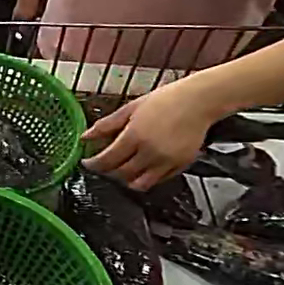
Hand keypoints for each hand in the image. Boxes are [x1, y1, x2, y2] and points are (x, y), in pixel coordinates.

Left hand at [81, 79, 220, 190]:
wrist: (198, 101)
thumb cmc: (165, 101)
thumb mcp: (130, 109)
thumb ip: (106, 125)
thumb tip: (85, 136)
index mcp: (135, 136)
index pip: (107, 160)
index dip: (93, 164)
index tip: (87, 163)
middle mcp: (150, 152)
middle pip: (121, 174)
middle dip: (108, 172)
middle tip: (103, 165)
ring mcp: (166, 162)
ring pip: (140, 184)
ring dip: (127, 179)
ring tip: (122, 168)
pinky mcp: (180, 166)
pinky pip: (158, 181)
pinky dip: (146, 177)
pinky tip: (142, 166)